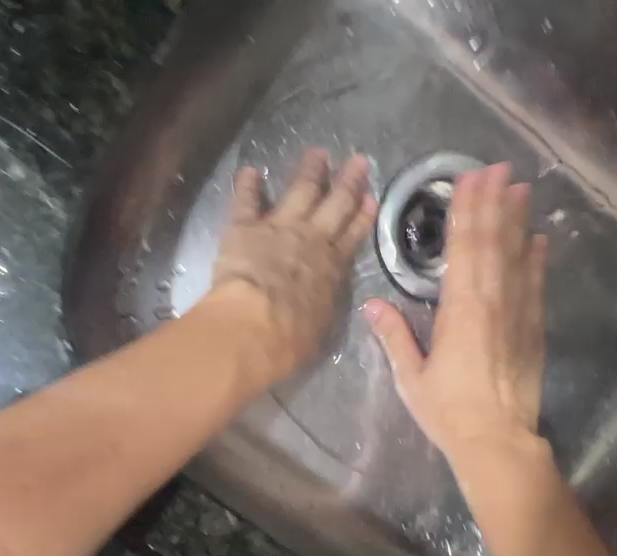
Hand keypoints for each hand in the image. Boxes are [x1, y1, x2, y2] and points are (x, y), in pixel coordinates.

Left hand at [210, 148, 377, 377]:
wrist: (254, 326)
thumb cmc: (289, 340)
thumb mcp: (320, 329)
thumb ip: (322, 308)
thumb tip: (321, 304)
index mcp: (332, 269)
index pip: (352, 237)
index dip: (362, 217)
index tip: (371, 199)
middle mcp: (311, 240)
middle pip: (335, 205)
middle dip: (348, 182)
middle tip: (358, 161)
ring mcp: (279, 228)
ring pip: (300, 191)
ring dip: (309, 172)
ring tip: (317, 154)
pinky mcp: (245, 227)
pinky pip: (246, 200)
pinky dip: (247, 185)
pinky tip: (249, 172)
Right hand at [364, 163, 548, 465]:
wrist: (496, 439)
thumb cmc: (447, 410)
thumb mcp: (410, 376)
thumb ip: (394, 336)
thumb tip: (372, 304)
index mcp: (460, 311)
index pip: (463, 250)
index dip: (467, 213)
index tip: (470, 182)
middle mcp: (493, 302)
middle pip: (494, 244)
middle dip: (494, 205)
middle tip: (498, 169)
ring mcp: (518, 314)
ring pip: (518, 257)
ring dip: (518, 222)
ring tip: (520, 188)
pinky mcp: (533, 330)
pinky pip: (535, 285)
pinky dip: (537, 259)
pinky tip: (538, 239)